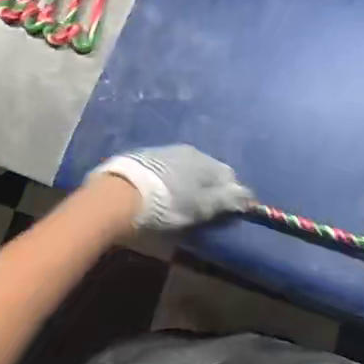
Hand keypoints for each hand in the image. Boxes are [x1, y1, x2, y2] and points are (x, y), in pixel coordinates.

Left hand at [90, 145, 253, 230]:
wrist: (117, 196)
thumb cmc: (166, 205)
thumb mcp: (202, 208)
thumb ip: (226, 200)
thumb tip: (246, 196)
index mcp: (204, 160)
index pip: (228, 176)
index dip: (229, 195)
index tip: (224, 212)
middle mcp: (184, 150)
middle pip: (203, 170)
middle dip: (206, 188)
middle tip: (200, 211)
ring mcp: (160, 152)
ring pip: (181, 169)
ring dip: (184, 184)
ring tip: (176, 204)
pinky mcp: (138, 159)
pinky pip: (161, 171)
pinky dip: (164, 182)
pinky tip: (156, 195)